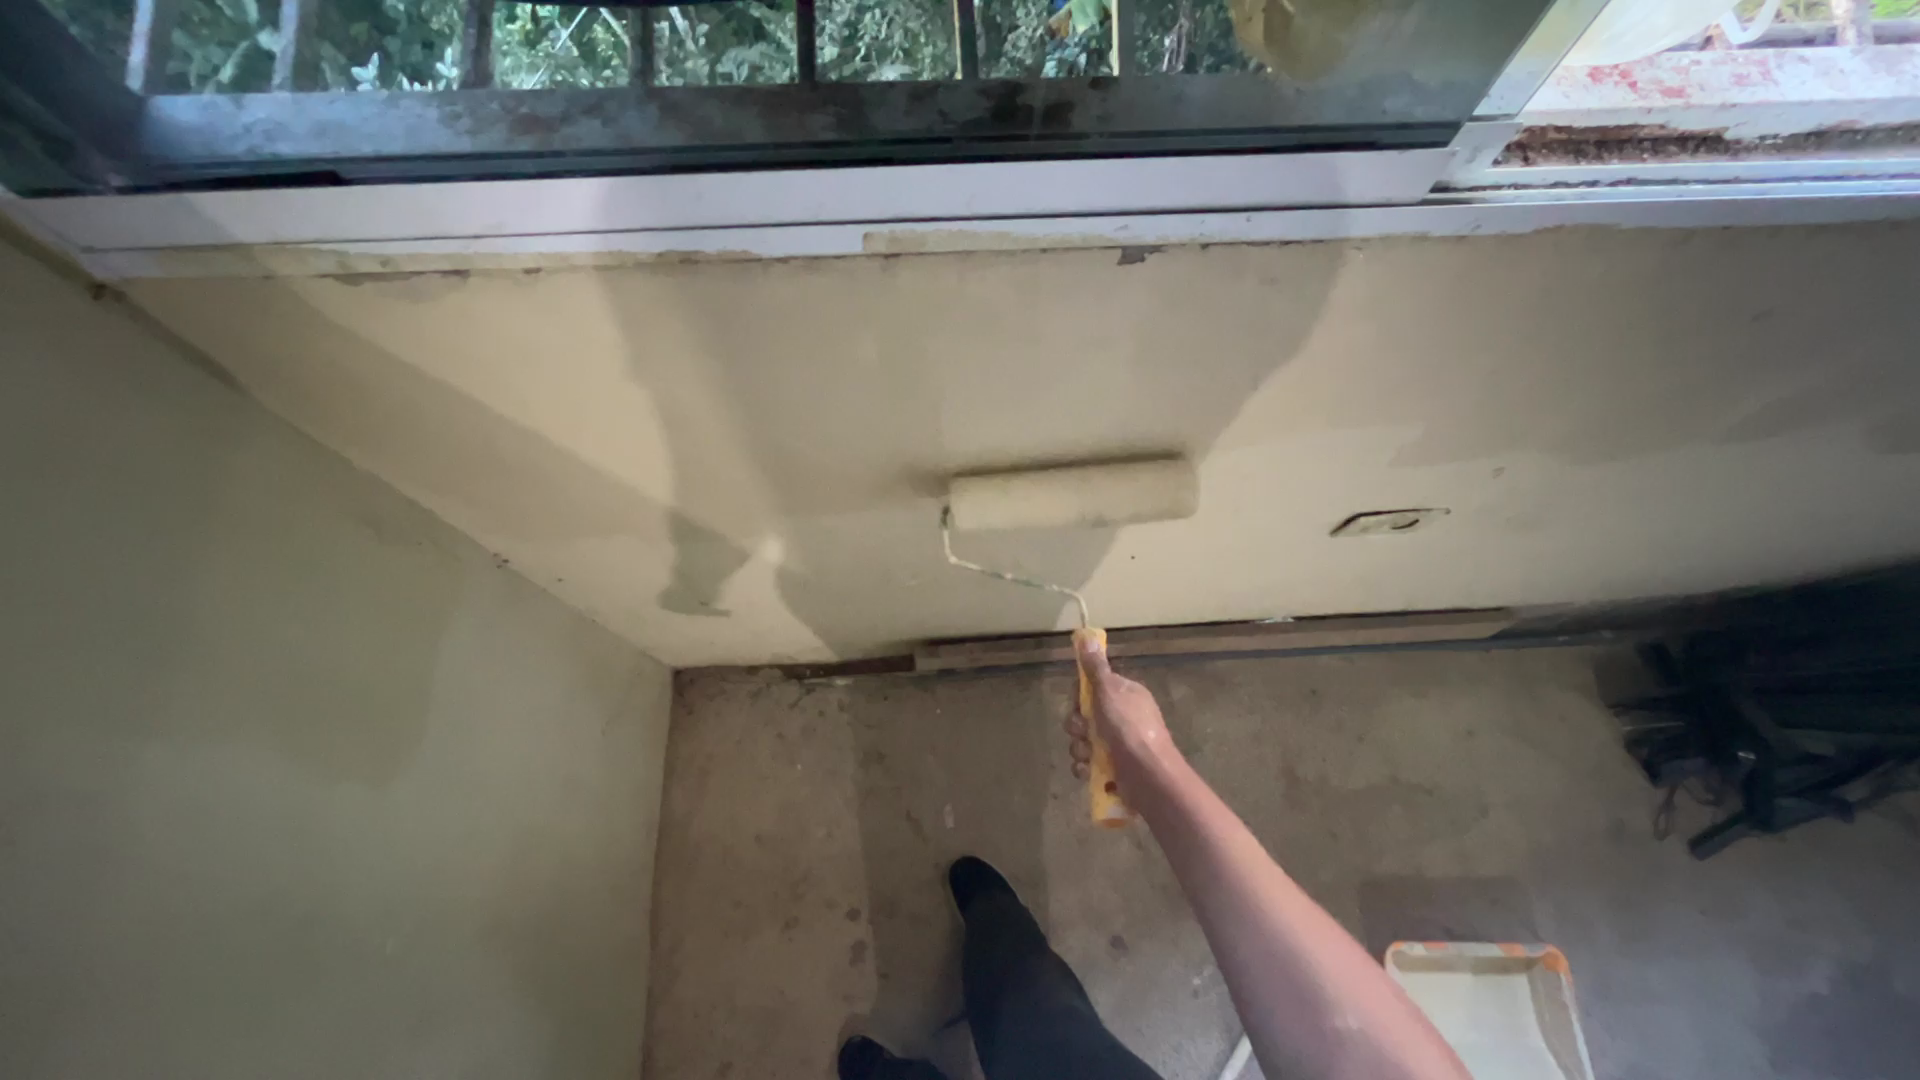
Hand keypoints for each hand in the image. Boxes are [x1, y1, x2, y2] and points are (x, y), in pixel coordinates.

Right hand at [1064, 633, 1178, 783]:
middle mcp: (1122, 717)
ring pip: (1083, 740)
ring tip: (1089, 755)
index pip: (1092, 687)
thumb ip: (1095, 667)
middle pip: (1083, 715)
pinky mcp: (1112, 767)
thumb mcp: (1109, 691)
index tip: (1078, 703)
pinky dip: (1085, 767)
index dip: (1079, 696)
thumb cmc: (1129, 728)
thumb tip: (1087, 636)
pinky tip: (1089, 770)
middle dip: (1077, 725)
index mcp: (1125, 695)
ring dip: (1080, 748)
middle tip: (1084, 731)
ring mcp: (1118, 743)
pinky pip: (1087, 762)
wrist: (1148, 776)